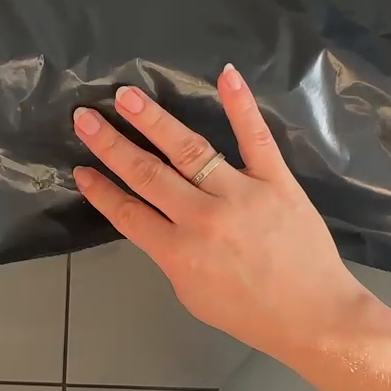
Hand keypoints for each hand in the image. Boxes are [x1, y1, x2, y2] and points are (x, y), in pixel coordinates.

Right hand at [70, 65, 376, 358]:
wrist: (310, 315)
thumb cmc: (247, 313)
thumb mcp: (190, 293)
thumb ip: (171, 255)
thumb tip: (160, 223)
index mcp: (176, 253)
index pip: (127, 213)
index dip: (100, 190)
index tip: (80, 169)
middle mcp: (202, 219)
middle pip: (147, 175)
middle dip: (111, 145)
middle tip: (86, 118)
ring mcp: (240, 195)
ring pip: (189, 150)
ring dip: (154, 121)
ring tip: (128, 97)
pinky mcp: (276, 181)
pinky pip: (255, 138)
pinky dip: (240, 106)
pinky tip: (225, 75)